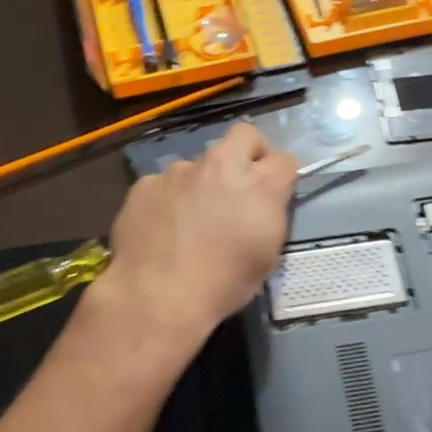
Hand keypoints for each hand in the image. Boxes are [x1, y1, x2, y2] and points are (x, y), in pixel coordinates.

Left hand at [91, 122, 298, 343]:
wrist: (157, 296)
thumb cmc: (222, 286)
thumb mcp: (265, 258)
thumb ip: (268, 219)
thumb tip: (262, 207)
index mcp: (259, 186)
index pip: (285, 160)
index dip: (283, 175)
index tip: (277, 192)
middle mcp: (221, 167)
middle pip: (244, 135)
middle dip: (249, 152)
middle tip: (242, 183)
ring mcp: (179, 172)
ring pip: (199, 163)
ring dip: (203, 182)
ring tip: (192, 217)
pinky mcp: (146, 183)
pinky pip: (165, 183)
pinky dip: (170, 198)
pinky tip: (163, 227)